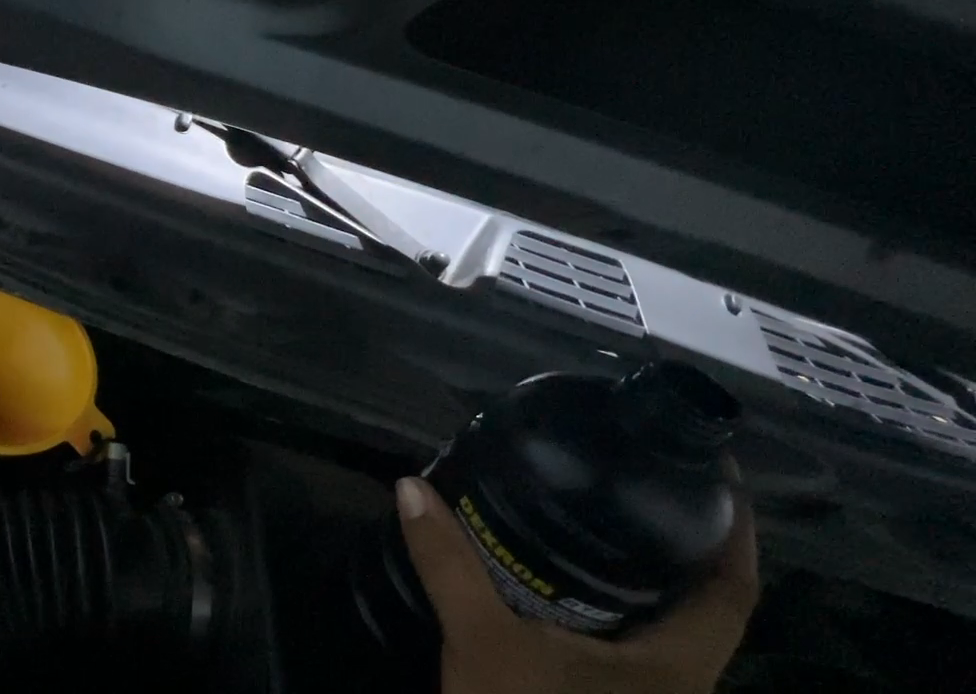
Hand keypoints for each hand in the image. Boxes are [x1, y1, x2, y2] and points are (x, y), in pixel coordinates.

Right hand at [396, 476, 757, 693]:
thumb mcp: (481, 642)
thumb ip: (449, 565)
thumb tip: (410, 487)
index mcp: (677, 669)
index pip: (733, 593)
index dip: (736, 533)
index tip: (713, 474)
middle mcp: (678, 685)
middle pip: (698, 602)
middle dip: (673, 540)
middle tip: (627, 477)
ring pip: (660, 623)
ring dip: (637, 571)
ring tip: (590, 512)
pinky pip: (626, 639)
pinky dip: (604, 599)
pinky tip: (557, 578)